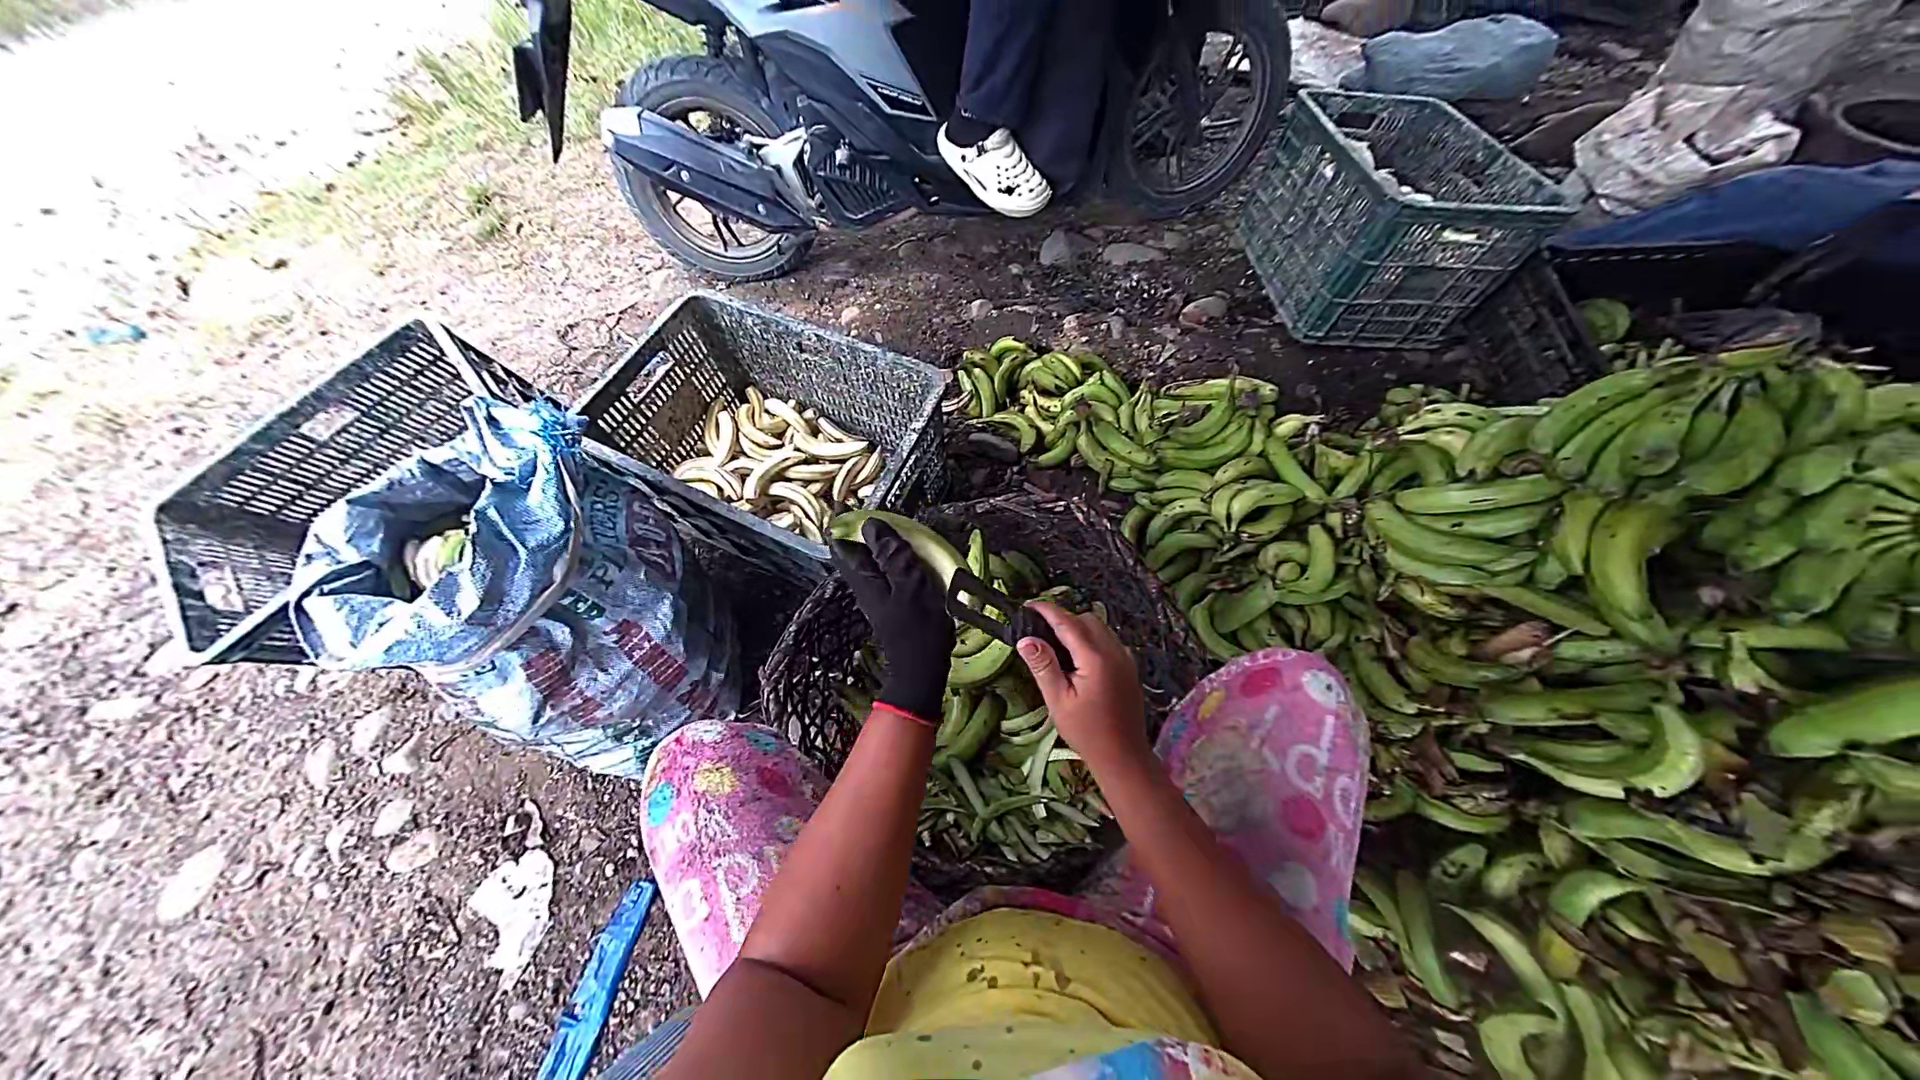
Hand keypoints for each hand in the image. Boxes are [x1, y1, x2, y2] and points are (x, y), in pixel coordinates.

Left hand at [831, 520, 954, 721]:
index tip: (846, 502)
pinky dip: (891, 560)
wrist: (922, 670)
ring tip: (893, 531)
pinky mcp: (890, 604)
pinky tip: (907, 558)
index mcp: (864, 579)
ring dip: (877, 546)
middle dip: (859, 532)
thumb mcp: (911, 585)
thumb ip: (892, 555)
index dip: (842, 523)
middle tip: (873, 512)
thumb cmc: (918, 628)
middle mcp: (863, 586)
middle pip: (853, 552)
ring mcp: (876, 597)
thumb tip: (872, 524)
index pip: (842, 544)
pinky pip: (884, 574)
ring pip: (869, 563)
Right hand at [1018, 602, 1150, 774]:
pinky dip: (1091, 638)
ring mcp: (1125, 658)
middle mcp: (1114, 651)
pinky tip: (1078, 658)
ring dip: (1077, 627)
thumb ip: (1043, 666)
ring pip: (1099, 627)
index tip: (1027, 606)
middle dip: (1062, 618)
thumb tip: (1025, 638)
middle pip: (1085, 619)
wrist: (1123, 756)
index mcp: (1095, 658)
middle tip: (1039, 631)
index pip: (1067, 622)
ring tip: (1056, 644)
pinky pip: (1109, 640)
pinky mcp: (1130, 667)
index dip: (1046, 610)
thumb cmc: (1086, 732)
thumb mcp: (1058, 700)